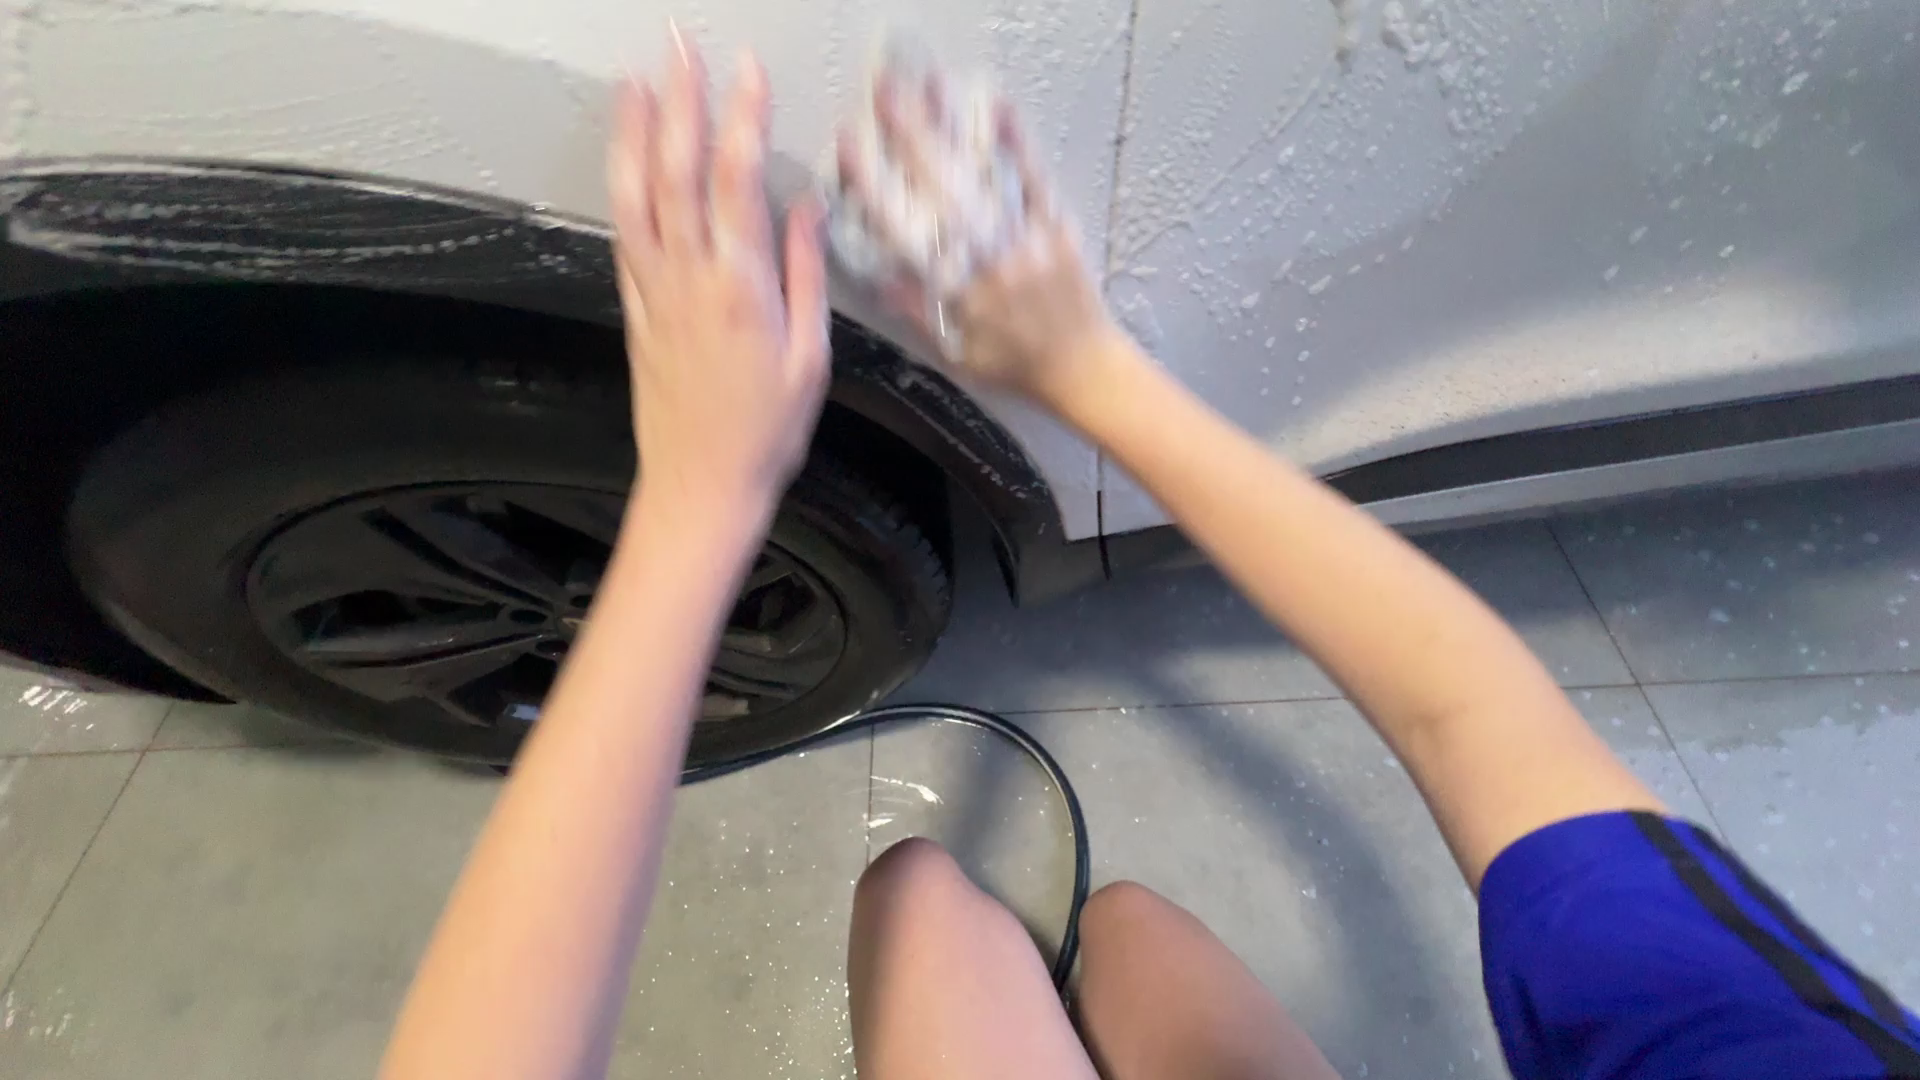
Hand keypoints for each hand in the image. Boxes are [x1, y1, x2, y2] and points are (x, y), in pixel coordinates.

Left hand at [608, 39, 829, 518]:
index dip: (741, 119)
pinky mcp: (637, 311)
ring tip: (638, 84)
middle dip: (681, 102)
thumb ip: (806, 278)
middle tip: (681, 47)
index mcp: (741, 290)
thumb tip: (805, 213)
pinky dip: (622, 189)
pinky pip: (624, 236)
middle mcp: (690, 279)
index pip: (738, 182)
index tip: (747, 72)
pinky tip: (626, 163)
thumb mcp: (811, 360)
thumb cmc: (768, 432)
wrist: (704, 482)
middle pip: (678, 173)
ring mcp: (655, 293)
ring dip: (635, 134)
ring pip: (636, 196)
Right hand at [840, 80, 1127, 411]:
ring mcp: (1026, 240)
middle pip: (944, 191)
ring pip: (985, 178)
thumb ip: (919, 314)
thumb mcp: (958, 354)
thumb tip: (880, 280)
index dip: (876, 187)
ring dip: (957, 128)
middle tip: (885, 90)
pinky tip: (997, 105)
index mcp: (960, 293)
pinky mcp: (1058, 228)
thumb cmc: (1017, 366)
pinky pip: (1034, 179)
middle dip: (912, 137)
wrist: (1084, 368)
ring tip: (931, 84)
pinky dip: (1017, 142)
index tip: (851, 148)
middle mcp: (990, 262)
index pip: (907, 232)